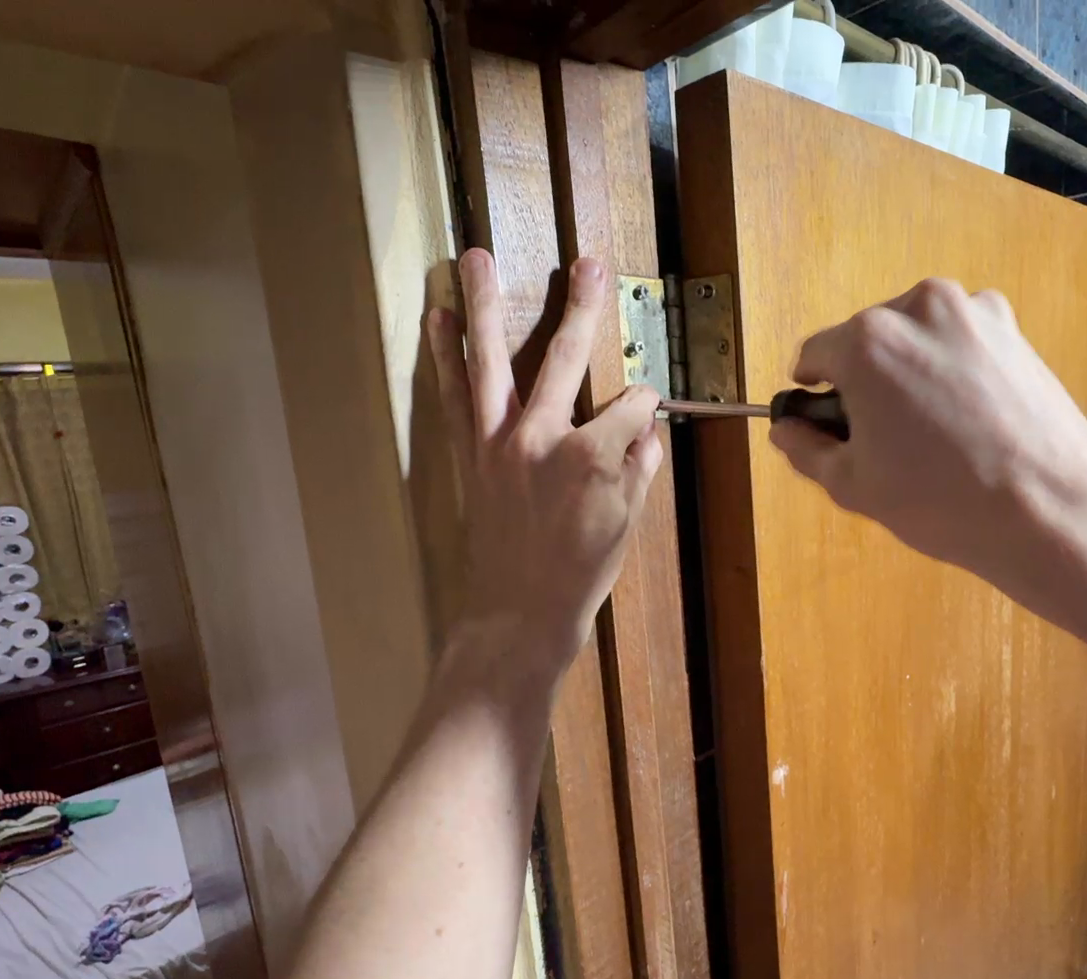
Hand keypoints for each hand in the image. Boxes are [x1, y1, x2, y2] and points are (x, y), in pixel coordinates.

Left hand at [428, 249, 662, 678]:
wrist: (519, 614)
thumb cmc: (581, 574)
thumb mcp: (628, 523)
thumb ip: (640, 466)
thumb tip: (646, 431)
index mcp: (594, 455)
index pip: (633, 406)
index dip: (646, 407)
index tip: (647, 418)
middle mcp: (543, 435)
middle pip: (567, 357)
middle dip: (583, 307)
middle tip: (588, 263)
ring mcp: (499, 440)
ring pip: (493, 360)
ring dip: (486, 305)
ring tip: (473, 257)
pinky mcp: (471, 453)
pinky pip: (453, 396)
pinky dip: (444, 356)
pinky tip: (439, 318)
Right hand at [768, 278, 1086, 594]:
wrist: (1049, 507)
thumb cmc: (940, 500)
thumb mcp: (853, 484)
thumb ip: (805, 448)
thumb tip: (785, 430)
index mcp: (867, 341)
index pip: (815, 354)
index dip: (813, 391)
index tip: (826, 421)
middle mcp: (917, 307)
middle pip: (866, 340)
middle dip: (865, 380)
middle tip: (884, 437)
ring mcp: (972, 310)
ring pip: (914, 336)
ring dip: (908, 369)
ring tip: (932, 430)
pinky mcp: (1012, 327)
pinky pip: (958, 339)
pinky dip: (950, 366)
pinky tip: (968, 415)